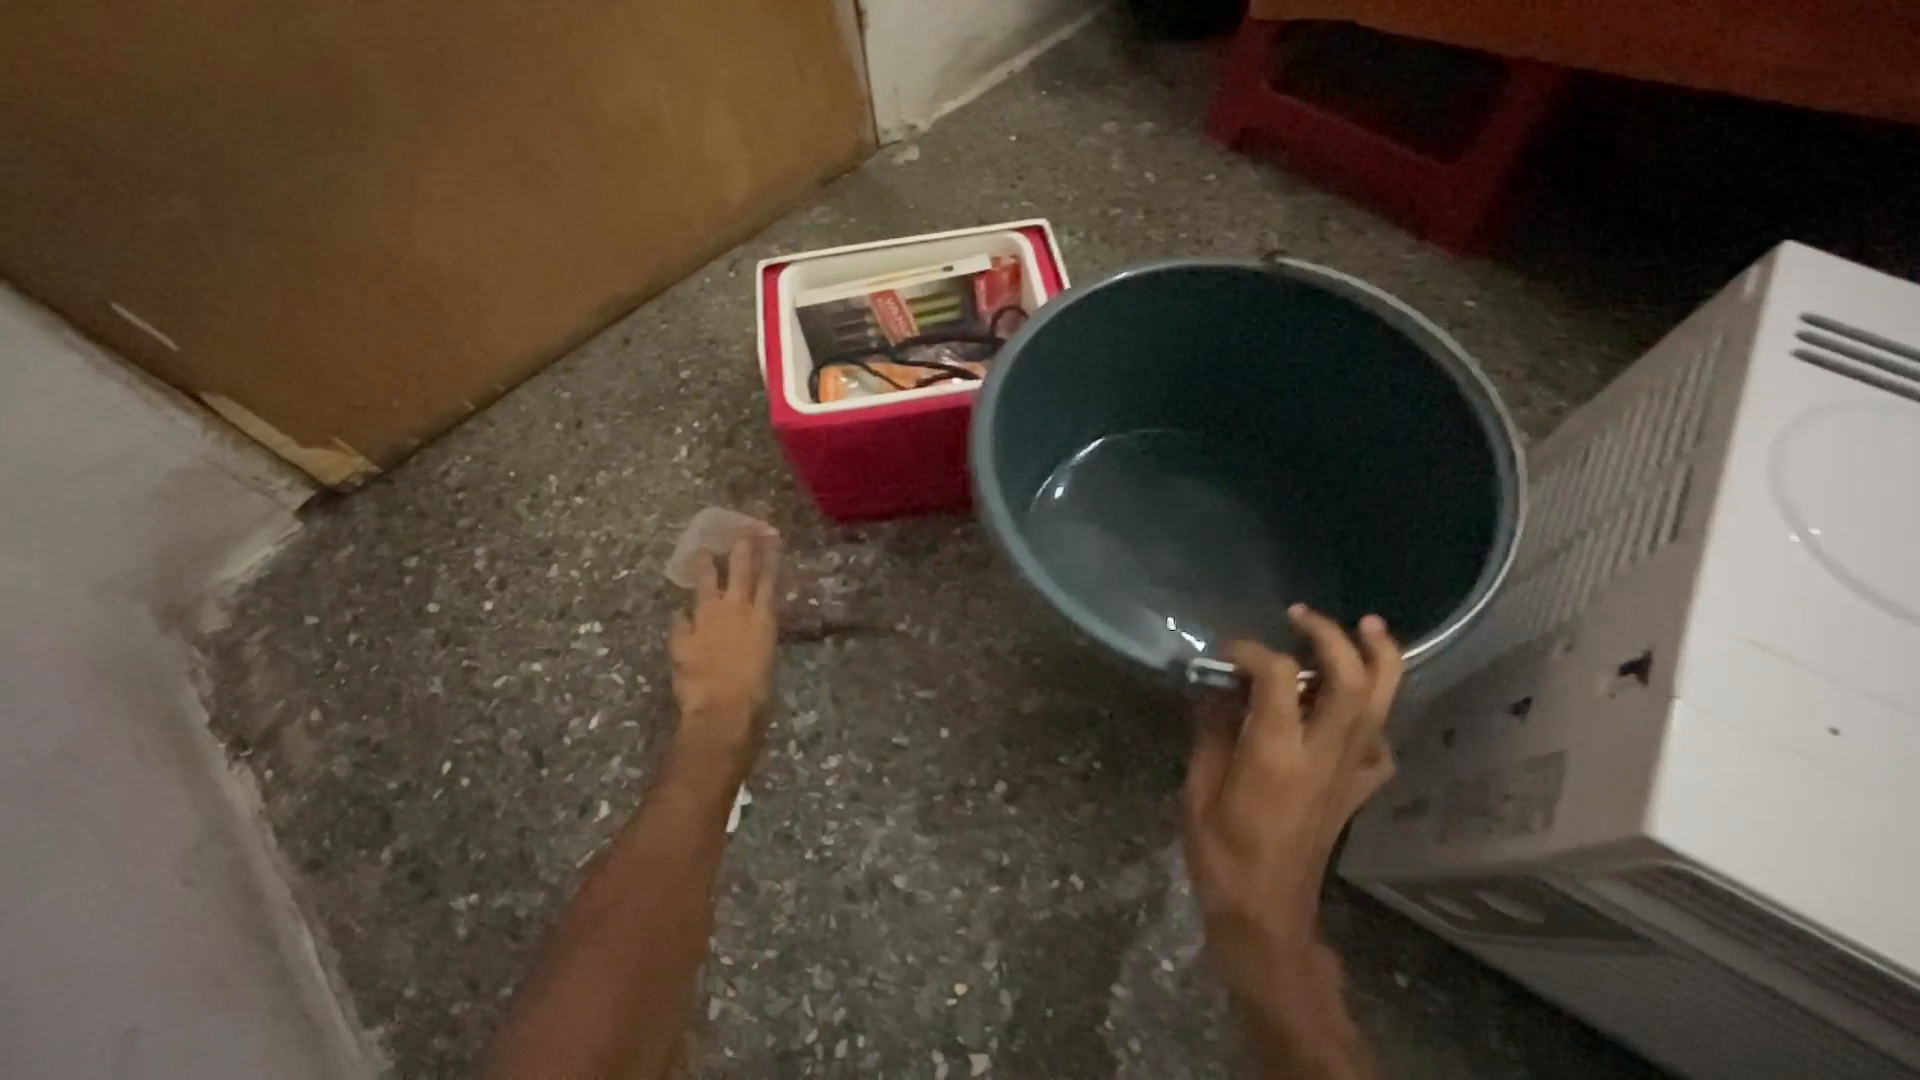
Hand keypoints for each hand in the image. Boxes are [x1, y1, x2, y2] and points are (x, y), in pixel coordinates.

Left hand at [668, 532, 781, 774]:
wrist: (723, 712)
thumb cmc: (757, 695)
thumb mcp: (766, 660)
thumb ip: (757, 639)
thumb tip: (749, 634)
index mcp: (763, 619)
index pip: (769, 577)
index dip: (769, 554)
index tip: (770, 535)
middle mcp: (736, 611)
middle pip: (738, 569)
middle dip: (741, 546)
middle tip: (740, 529)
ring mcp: (706, 620)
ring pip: (704, 582)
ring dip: (703, 565)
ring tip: (701, 552)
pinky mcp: (683, 636)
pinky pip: (680, 620)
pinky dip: (682, 618)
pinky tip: (680, 617)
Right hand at [1183, 605, 1400, 1052]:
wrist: (1266, 913)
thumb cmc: (1221, 854)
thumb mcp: (1198, 789)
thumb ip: (1211, 732)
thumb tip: (1216, 691)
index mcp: (1276, 753)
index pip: (1279, 676)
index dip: (1251, 650)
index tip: (1225, 653)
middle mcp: (1323, 754)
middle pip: (1351, 678)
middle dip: (1332, 636)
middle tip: (1302, 616)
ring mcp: (1349, 773)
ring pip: (1381, 704)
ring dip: (1379, 658)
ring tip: (1366, 626)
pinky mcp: (1358, 791)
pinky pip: (1382, 745)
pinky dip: (1376, 717)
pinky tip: (1354, 711)